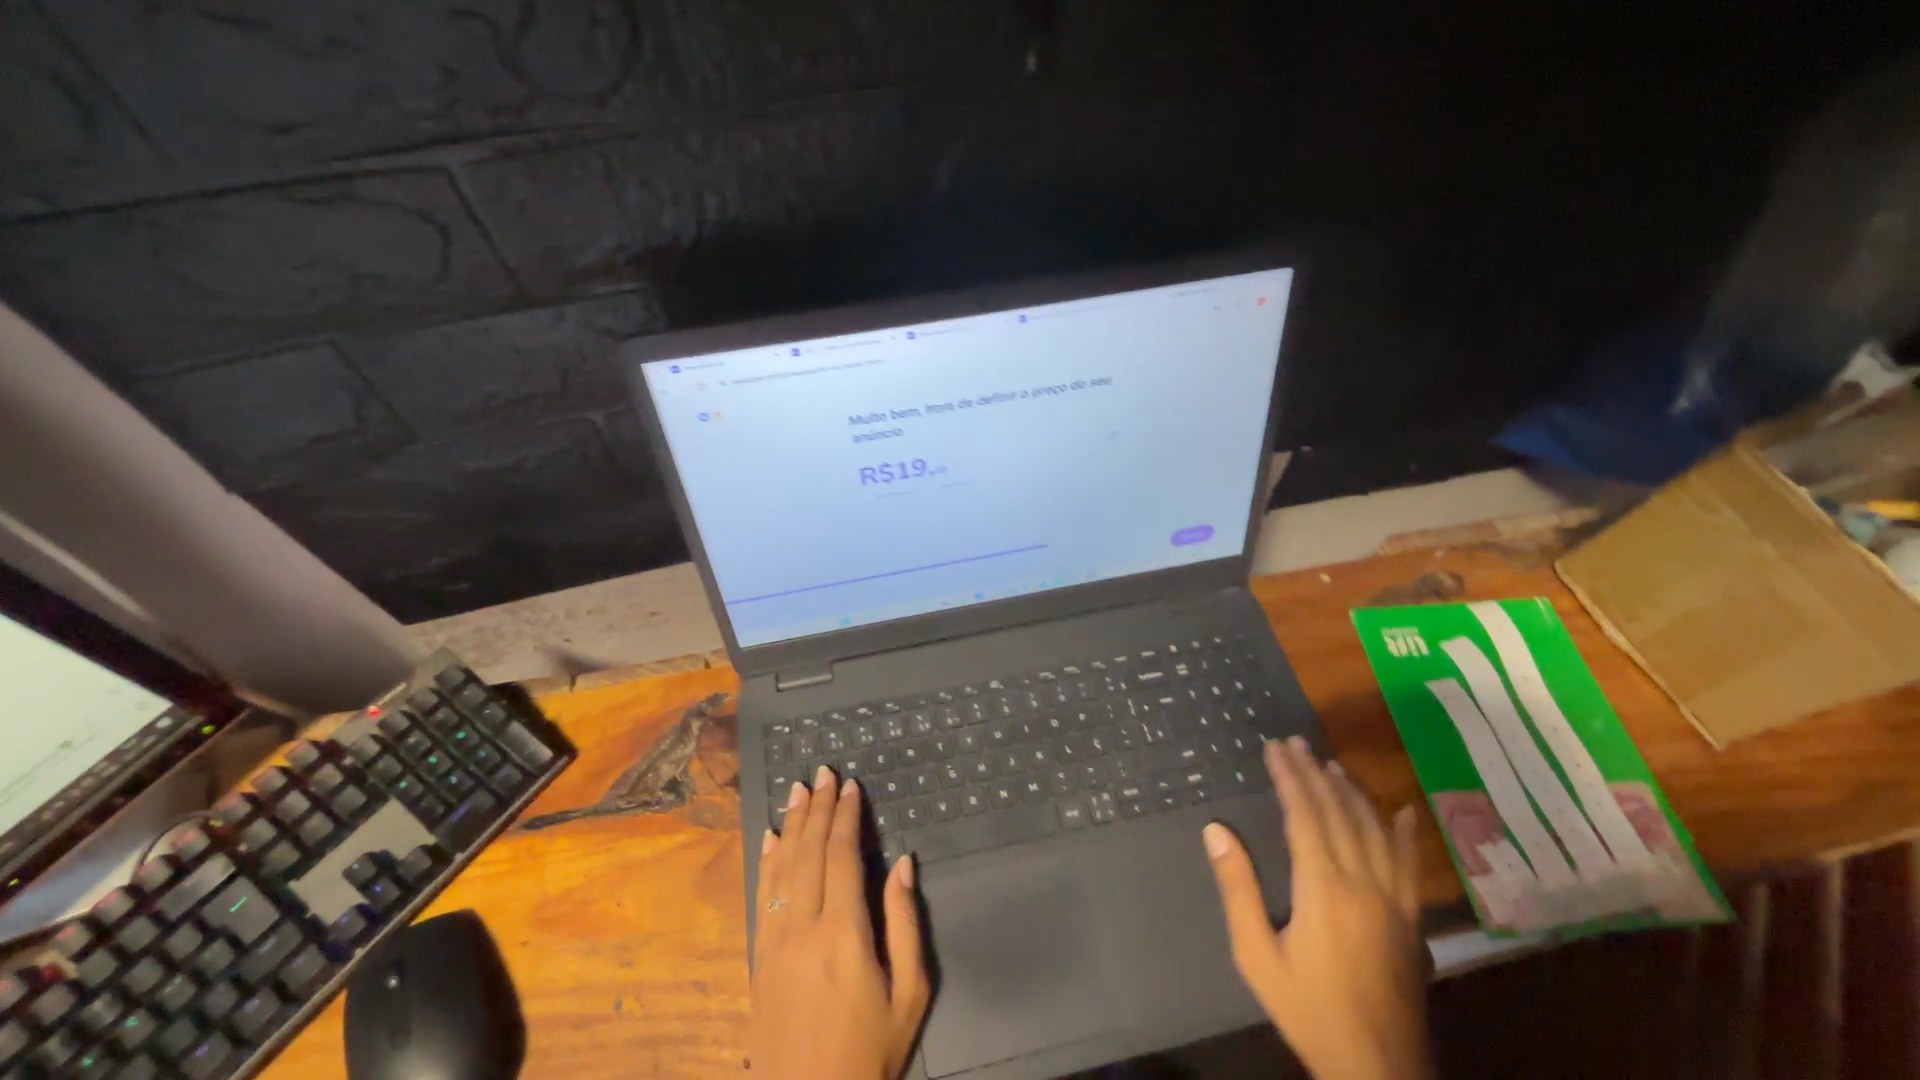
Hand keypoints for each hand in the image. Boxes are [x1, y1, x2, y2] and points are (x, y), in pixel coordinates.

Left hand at [750, 766, 929, 1079]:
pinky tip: (770, 839)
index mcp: (845, 932)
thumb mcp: (909, 993)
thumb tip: (903, 864)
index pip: (843, 857)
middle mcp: (804, 928)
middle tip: (823, 772)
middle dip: (818, 809)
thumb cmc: (870, 1049)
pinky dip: (766, 863)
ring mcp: (775, 943)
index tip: (851, 786)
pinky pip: (762, 898)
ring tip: (797, 790)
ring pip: (782, 868)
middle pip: (810, 853)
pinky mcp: (758, 960)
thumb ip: (905, 923)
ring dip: (790, 825)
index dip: (846, 817)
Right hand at [1203, 737, 1433, 1079]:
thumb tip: (1216, 832)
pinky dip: (1405, 833)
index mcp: (1322, 888)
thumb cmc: (1307, 1008)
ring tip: (1332, 764)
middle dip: (1315, 774)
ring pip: (1375, 830)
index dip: (1289, 778)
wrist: (1377, 1063)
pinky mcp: (1412, 919)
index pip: (1305, 816)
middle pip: (1339, 814)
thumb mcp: (1257, 954)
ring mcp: (1394, 899)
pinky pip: (1410, 864)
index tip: (1274, 748)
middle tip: (1297, 742)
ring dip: (1353, 793)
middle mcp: (1362, 882)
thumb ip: (1238, 889)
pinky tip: (1402, 811)